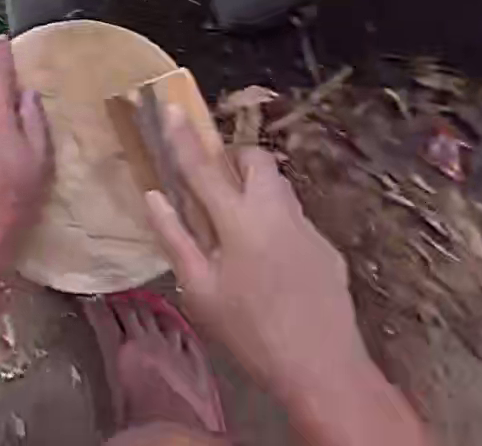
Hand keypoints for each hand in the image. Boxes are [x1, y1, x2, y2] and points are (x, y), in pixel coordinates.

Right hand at [143, 106, 372, 403]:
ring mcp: (306, 227)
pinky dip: (276, 221)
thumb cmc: (252, 332)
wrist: (327, 374)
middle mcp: (276, 212)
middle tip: (216, 185)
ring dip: (256, 187)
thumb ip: (175, 238)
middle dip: (234, 159)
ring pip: (278, 185)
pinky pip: (294, 216)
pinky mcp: (327, 247)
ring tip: (240, 225)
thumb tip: (154, 197)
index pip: (203, 167)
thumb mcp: (201, 291)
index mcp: (240, 221)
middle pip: (255, 159)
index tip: (172, 107)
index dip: (183, 136)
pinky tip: (271, 262)